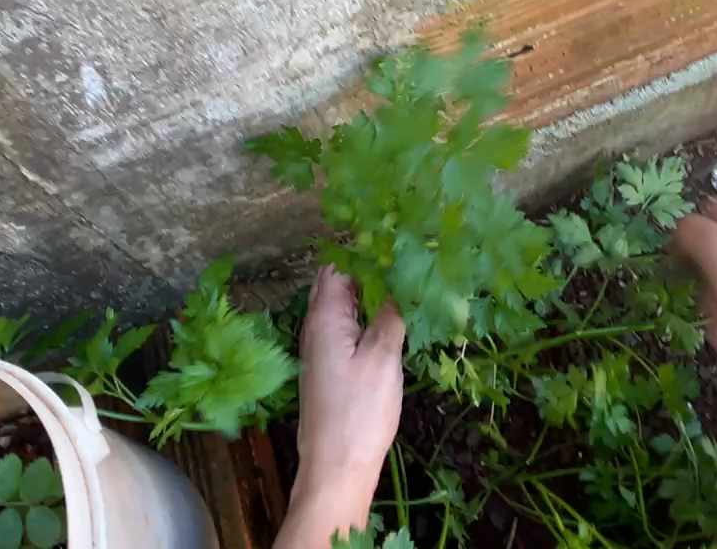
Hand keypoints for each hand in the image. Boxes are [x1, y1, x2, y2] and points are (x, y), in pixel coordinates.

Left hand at [276, 265, 404, 546]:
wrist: (335, 469)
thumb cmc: (359, 411)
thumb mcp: (383, 356)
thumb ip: (390, 314)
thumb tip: (399, 280)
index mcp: (324, 316)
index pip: (337, 265)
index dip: (363, 252)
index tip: (395, 246)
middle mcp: (314, 326)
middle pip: (335, 283)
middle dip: (364, 270)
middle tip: (401, 266)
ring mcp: (319, 348)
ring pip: (340, 306)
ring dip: (365, 295)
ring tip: (400, 288)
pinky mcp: (328, 367)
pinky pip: (343, 327)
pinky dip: (362, 317)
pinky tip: (387, 321)